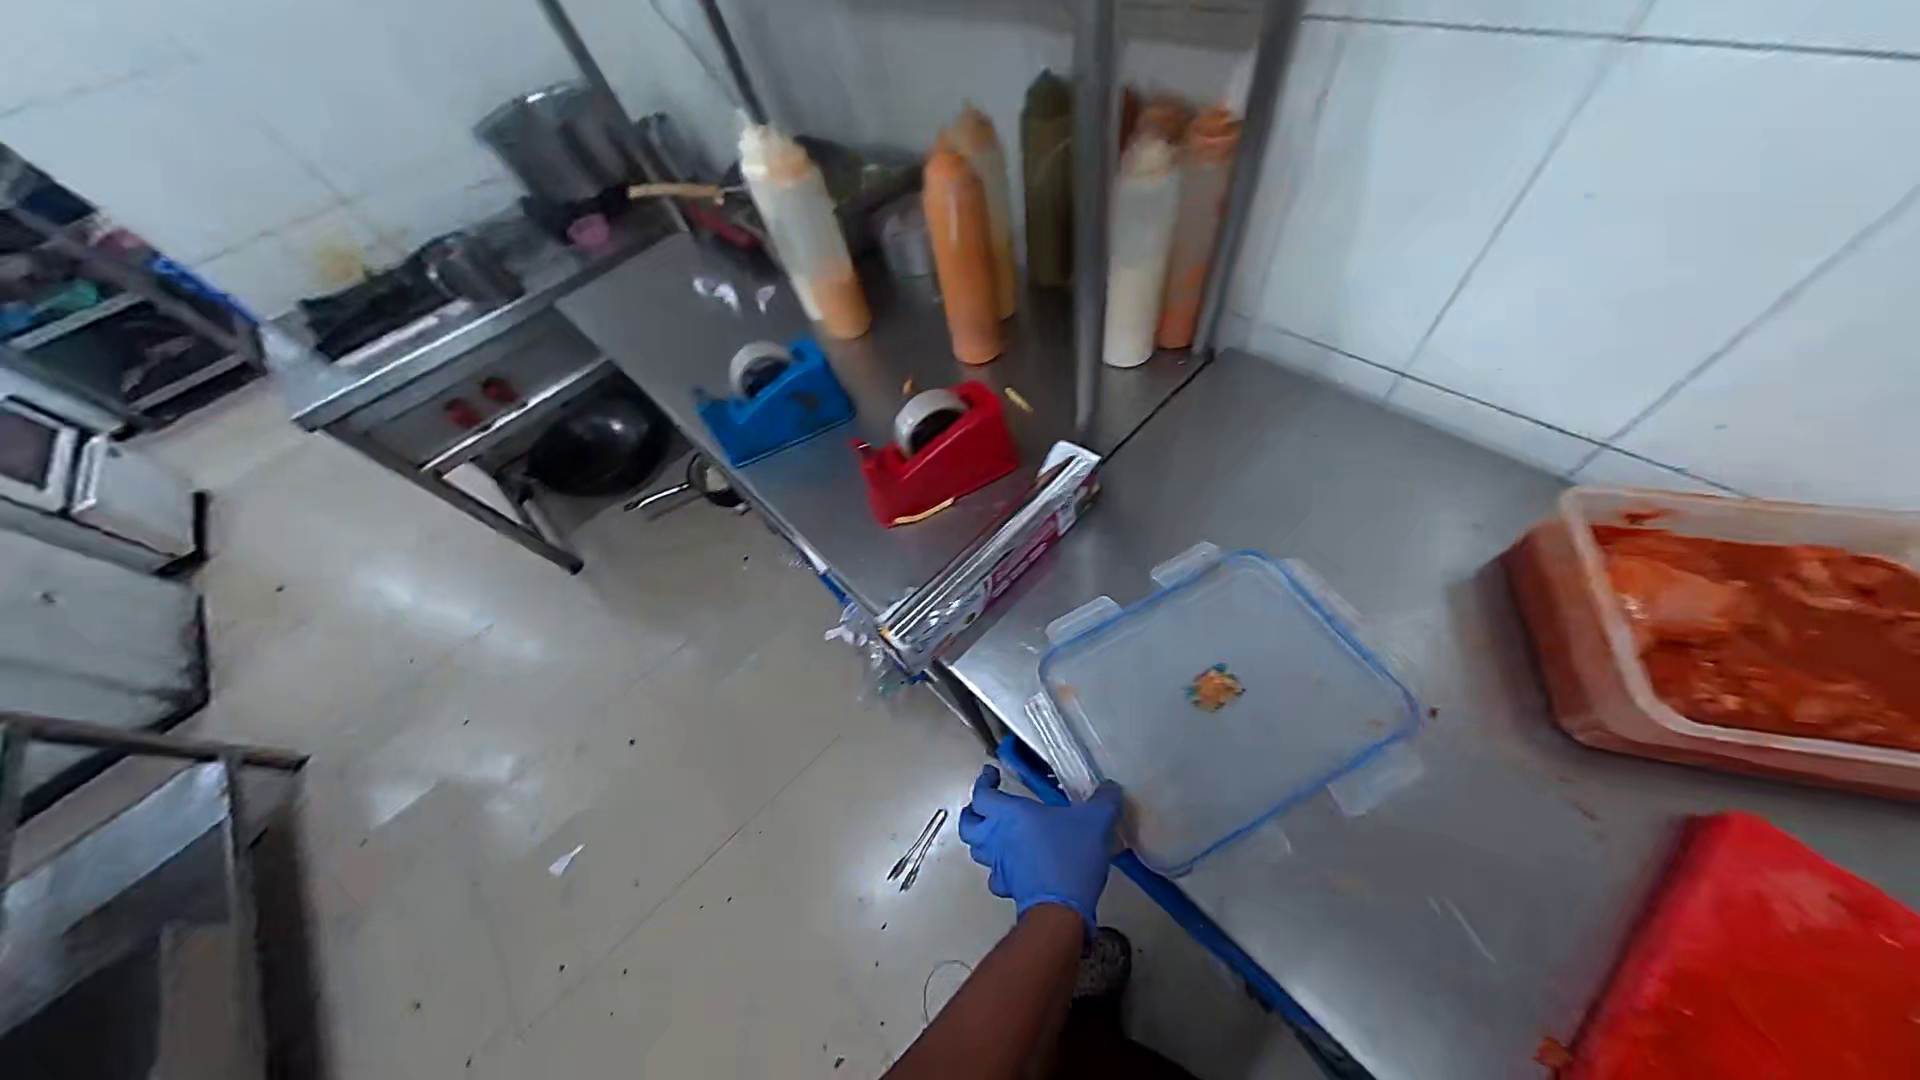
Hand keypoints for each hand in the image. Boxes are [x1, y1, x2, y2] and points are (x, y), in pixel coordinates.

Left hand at [958, 764, 1122, 929]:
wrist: (1061, 909)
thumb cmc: (1071, 855)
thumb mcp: (1096, 820)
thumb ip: (1104, 800)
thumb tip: (1111, 787)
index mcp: (1010, 814)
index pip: (981, 794)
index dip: (983, 782)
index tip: (992, 774)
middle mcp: (997, 837)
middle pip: (968, 823)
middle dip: (973, 812)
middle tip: (988, 805)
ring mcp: (999, 864)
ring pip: (976, 849)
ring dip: (982, 839)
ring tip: (998, 832)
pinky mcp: (1007, 887)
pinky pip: (994, 875)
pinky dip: (998, 868)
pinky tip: (1012, 865)